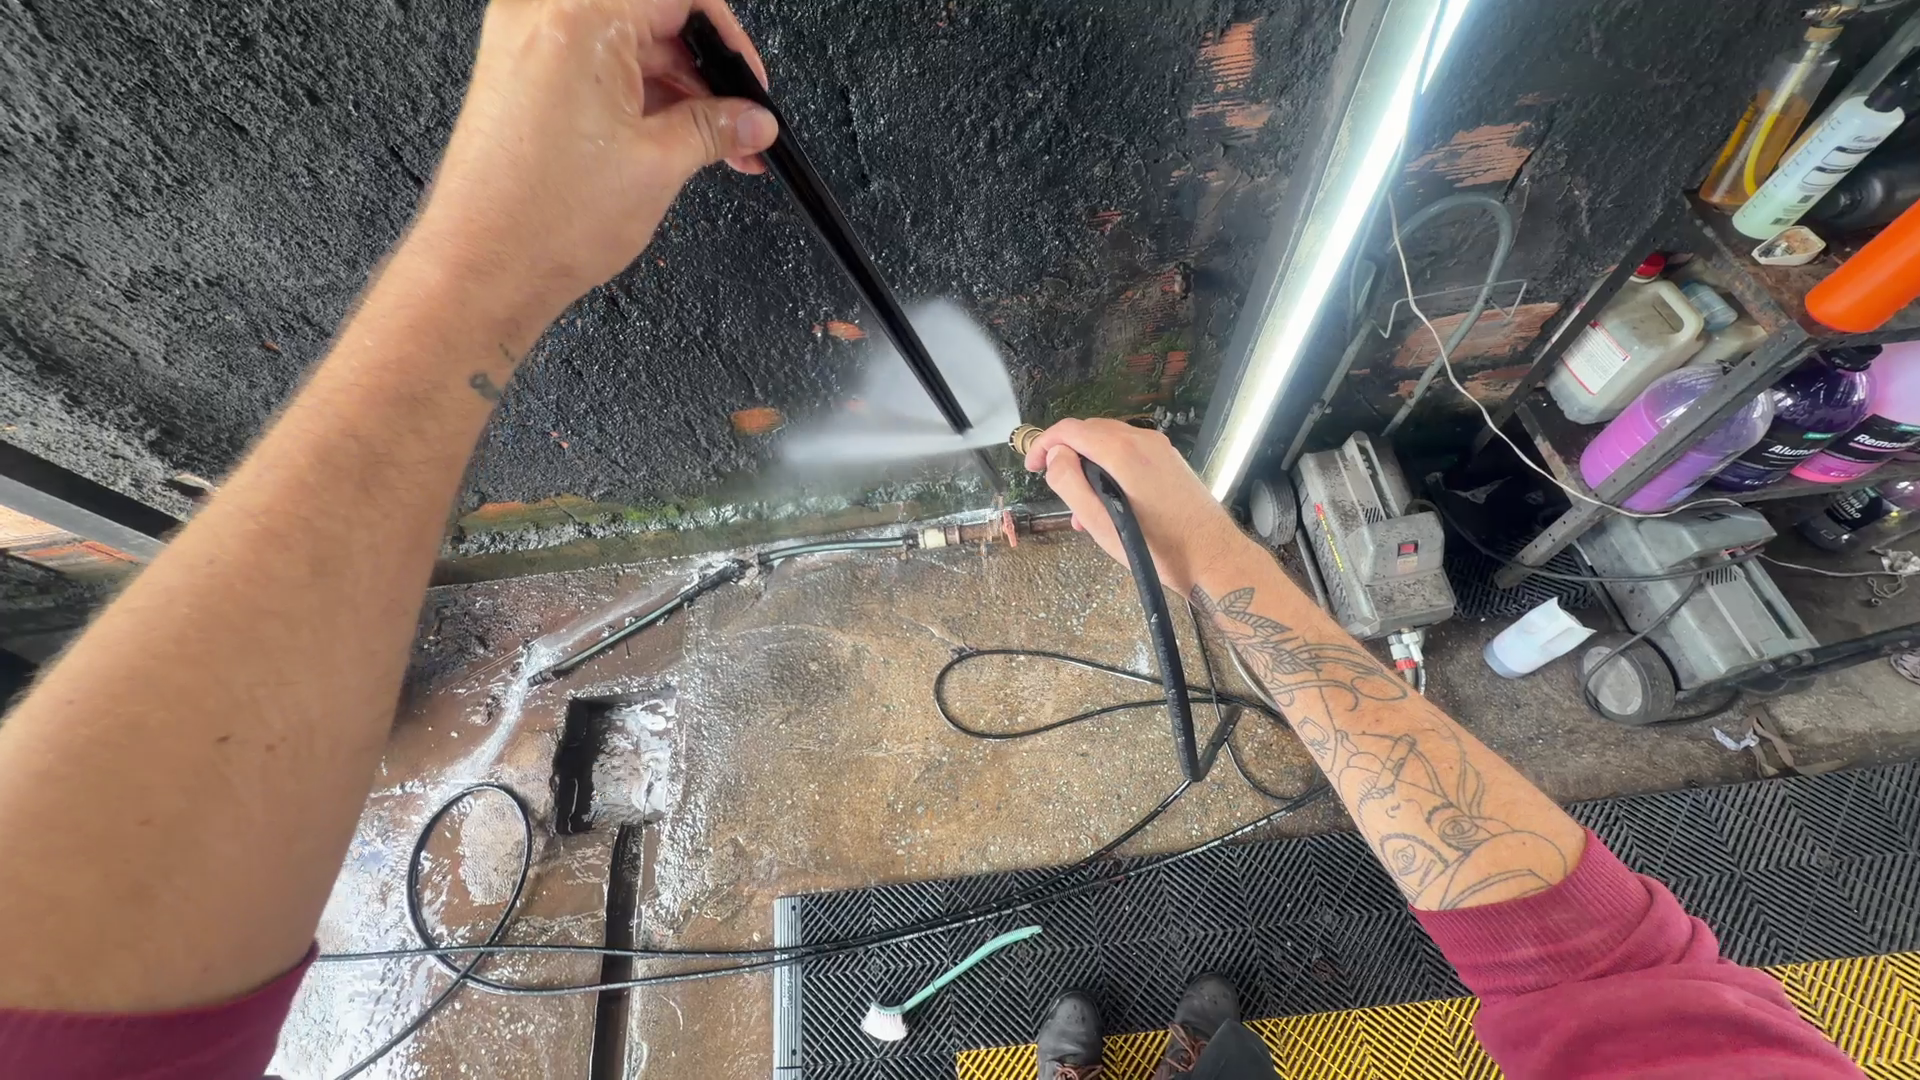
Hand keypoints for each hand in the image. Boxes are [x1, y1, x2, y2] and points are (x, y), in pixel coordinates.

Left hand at [405, 0, 778, 346]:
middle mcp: (542, 15)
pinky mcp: (524, 76)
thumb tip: (754, 119)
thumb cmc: (551, 220)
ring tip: (715, 147)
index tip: (751, 84)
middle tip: (742, 126)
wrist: (491, 262)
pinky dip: (641, 98)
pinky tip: (673, 140)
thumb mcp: (659, 167)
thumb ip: (715, 130)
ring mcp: (528, 44)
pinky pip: (598, 67)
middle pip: (651, 18)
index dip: (728, 38)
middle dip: (706, 75)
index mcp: (578, 20)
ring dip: (678, 91)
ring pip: (627, 46)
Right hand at [1023, 418, 1253, 595]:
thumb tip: (1055, 456)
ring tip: (1082, 509)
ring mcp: (1160, 448)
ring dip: (1088, 466)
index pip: (1070, 430)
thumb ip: (1069, 483)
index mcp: (1122, 451)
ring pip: (1109, 443)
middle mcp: (1142, 440)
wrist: (1213, 557)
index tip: (1032, 466)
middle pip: (1089, 432)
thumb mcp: (1100, 522)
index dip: (1043, 444)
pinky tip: (1108, 504)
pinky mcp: (1170, 461)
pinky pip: (1129, 454)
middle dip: (1066, 456)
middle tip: (1054, 488)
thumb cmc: (1156, 548)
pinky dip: (1109, 469)